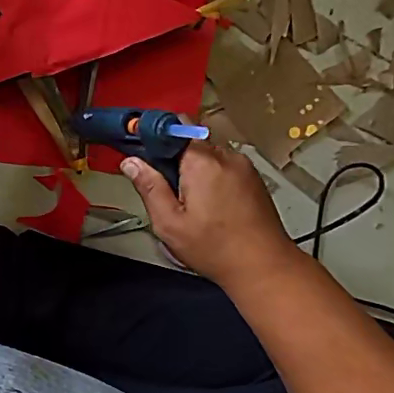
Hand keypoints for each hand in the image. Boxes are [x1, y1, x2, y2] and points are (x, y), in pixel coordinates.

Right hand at [122, 144, 305, 286]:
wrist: (262, 265)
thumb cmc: (218, 249)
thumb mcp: (169, 223)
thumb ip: (149, 187)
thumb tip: (131, 163)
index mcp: (202, 163)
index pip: (173, 127)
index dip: (153, 136)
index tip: (140, 147)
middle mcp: (226, 157)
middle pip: (190, 141)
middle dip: (173, 159)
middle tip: (164, 188)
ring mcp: (243, 166)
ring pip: (208, 155)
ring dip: (193, 170)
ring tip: (189, 204)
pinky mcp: (252, 178)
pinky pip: (224, 167)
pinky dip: (211, 179)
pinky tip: (208, 207)